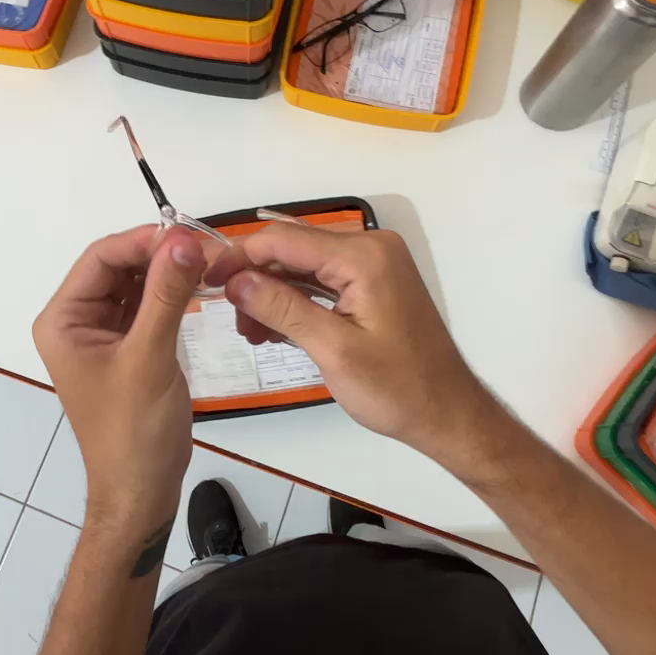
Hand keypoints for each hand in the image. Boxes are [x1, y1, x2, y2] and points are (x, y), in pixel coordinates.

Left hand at [33, 226, 205, 540]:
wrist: (141, 490)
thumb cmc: (134, 429)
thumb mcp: (150, 356)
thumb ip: (167, 295)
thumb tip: (185, 240)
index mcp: (63, 320)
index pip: (101, 258)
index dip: (143, 241)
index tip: (189, 234)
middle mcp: (77, 321)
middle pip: (118, 267)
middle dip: (159, 255)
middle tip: (206, 250)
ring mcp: (102, 334)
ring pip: (134, 284)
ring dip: (167, 273)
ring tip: (209, 264)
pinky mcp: (127, 347)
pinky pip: (146, 306)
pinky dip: (171, 295)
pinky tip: (198, 287)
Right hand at [207, 226, 509, 466]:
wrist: (449, 415)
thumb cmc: (397, 388)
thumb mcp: (333, 349)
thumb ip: (281, 308)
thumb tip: (235, 281)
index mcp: (363, 256)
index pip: (284, 239)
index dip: (239, 256)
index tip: (206, 280)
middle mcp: (369, 248)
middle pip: (293, 249)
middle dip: (255, 279)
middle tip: (229, 317)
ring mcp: (373, 265)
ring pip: (303, 267)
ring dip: (271, 294)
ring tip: (250, 332)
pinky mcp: (372, 284)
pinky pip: (322, 281)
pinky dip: (295, 301)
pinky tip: (273, 328)